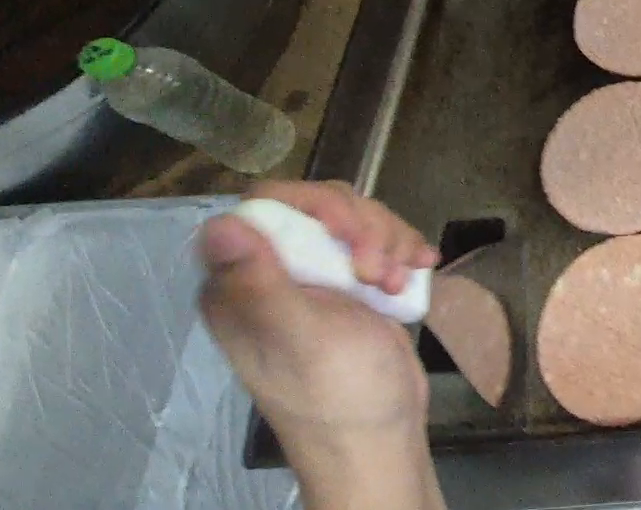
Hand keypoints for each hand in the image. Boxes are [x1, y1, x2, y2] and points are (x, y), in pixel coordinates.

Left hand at [200, 180, 444, 509]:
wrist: (382, 436)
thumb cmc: (337, 395)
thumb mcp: (302, 339)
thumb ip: (261, 284)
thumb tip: (220, 224)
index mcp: (242, 286)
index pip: (268, 207)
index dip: (313, 204)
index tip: (349, 231)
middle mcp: (275, 274)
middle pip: (322, 206)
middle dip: (364, 228)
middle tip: (378, 271)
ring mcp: (318, 279)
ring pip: (359, 218)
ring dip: (390, 241)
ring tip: (398, 283)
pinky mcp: (355, 286)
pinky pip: (384, 239)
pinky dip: (407, 249)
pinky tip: (420, 270)